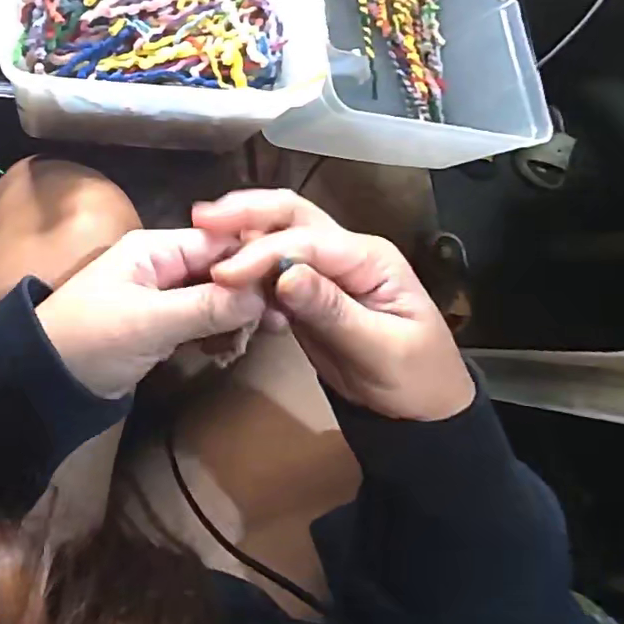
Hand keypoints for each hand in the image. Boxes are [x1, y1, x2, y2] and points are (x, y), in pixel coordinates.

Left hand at [36, 229, 266, 398]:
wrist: (43, 380)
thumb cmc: (91, 338)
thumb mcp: (151, 321)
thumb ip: (207, 306)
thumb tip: (263, 294)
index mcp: (154, 248)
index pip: (216, 242)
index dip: (252, 261)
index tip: (288, 286)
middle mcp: (162, 264)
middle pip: (219, 269)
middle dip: (248, 294)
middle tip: (280, 322)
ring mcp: (161, 295)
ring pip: (214, 296)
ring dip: (236, 317)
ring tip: (259, 338)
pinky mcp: (160, 324)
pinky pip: (200, 320)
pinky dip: (217, 333)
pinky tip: (229, 350)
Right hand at [193, 190, 473, 420]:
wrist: (421, 411)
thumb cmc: (414, 379)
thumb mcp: (380, 349)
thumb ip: (331, 310)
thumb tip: (283, 276)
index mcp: (369, 257)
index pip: (307, 241)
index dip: (262, 253)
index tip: (223, 274)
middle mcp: (345, 250)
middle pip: (292, 214)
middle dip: (247, 211)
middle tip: (202, 217)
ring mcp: (325, 267)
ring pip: (277, 232)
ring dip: (241, 232)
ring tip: (202, 237)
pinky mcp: (307, 288)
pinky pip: (270, 266)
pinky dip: (246, 263)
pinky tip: (223, 273)